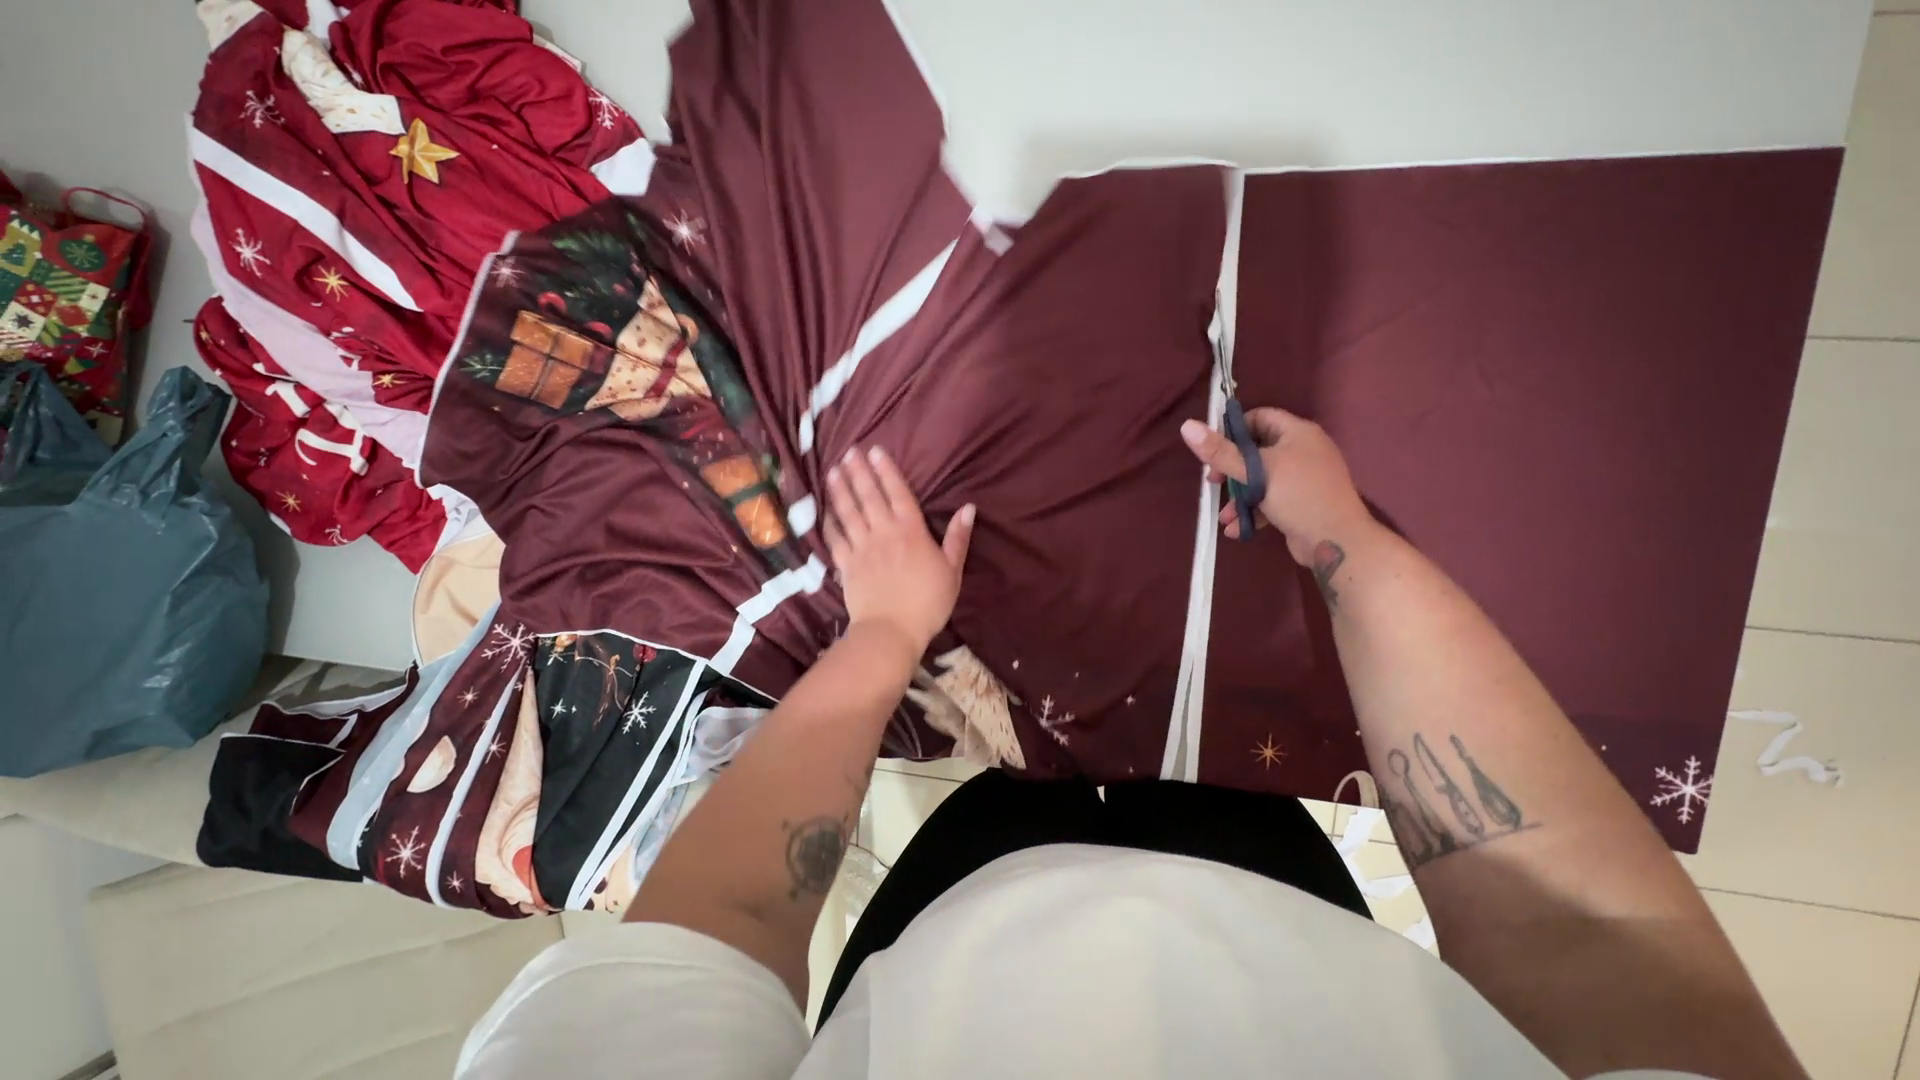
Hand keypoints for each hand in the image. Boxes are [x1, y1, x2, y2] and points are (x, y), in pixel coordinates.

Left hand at [823, 446, 974, 656]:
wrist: (892, 631)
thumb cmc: (928, 603)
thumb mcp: (951, 570)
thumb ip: (957, 538)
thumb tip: (968, 508)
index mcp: (911, 532)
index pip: (897, 493)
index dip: (886, 471)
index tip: (875, 452)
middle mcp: (883, 533)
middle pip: (869, 496)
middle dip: (859, 472)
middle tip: (849, 452)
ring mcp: (862, 548)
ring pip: (849, 512)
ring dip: (841, 490)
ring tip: (834, 471)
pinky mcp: (846, 565)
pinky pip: (835, 538)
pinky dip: (830, 522)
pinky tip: (826, 511)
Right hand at [1179, 408, 1373, 566]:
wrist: (1337, 541)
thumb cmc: (1298, 496)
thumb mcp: (1255, 472)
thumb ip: (1220, 451)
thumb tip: (1187, 426)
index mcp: (1298, 433)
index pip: (1260, 417)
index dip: (1234, 430)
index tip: (1213, 449)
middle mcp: (1303, 451)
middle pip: (1257, 451)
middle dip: (1231, 470)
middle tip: (1213, 483)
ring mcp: (1304, 478)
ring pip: (1261, 480)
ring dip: (1239, 498)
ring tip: (1224, 516)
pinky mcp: (1301, 503)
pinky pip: (1271, 500)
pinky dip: (1254, 511)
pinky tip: (1237, 529)